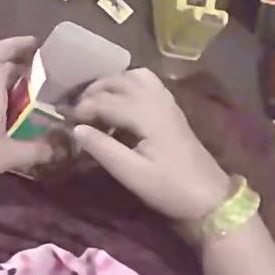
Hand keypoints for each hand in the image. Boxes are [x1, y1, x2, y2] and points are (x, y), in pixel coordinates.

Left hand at [0, 37, 62, 190]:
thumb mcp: (6, 155)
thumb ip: (34, 151)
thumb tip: (60, 149)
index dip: (14, 44)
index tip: (34, 43)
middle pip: (0, 72)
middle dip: (23, 69)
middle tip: (48, 77)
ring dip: (15, 90)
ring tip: (39, 101)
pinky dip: (5, 107)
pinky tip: (17, 121)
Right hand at [69, 69, 233, 223]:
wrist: (210, 197)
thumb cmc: (169, 188)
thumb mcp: (132, 174)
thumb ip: (102, 149)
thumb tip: (76, 129)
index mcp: (146, 115)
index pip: (105, 100)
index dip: (82, 108)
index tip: (65, 122)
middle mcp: (157, 100)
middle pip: (118, 80)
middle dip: (93, 91)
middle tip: (75, 111)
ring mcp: (167, 102)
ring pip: (133, 76)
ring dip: (111, 84)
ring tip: (95, 103)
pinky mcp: (172, 109)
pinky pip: (146, 83)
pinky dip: (127, 85)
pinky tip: (119, 105)